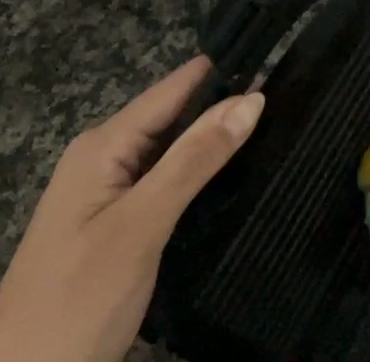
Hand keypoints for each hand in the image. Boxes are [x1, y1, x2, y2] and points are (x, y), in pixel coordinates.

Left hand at [0, 57, 263, 361]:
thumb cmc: (77, 299)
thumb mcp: (142, 224)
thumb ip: (195, 159)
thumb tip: (251, 98)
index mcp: (104, 144)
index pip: (176, 87)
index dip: (226, 75)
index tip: (282, 70)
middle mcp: (103, 157)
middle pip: (176, 115)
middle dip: (225, 111)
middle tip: (291, 111)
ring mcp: (106, 193)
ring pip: (173, 151)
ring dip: (214, 146)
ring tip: (277, 139)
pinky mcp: (115, 225)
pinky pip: (164, 183)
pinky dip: (198, 179)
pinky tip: (232, 186)